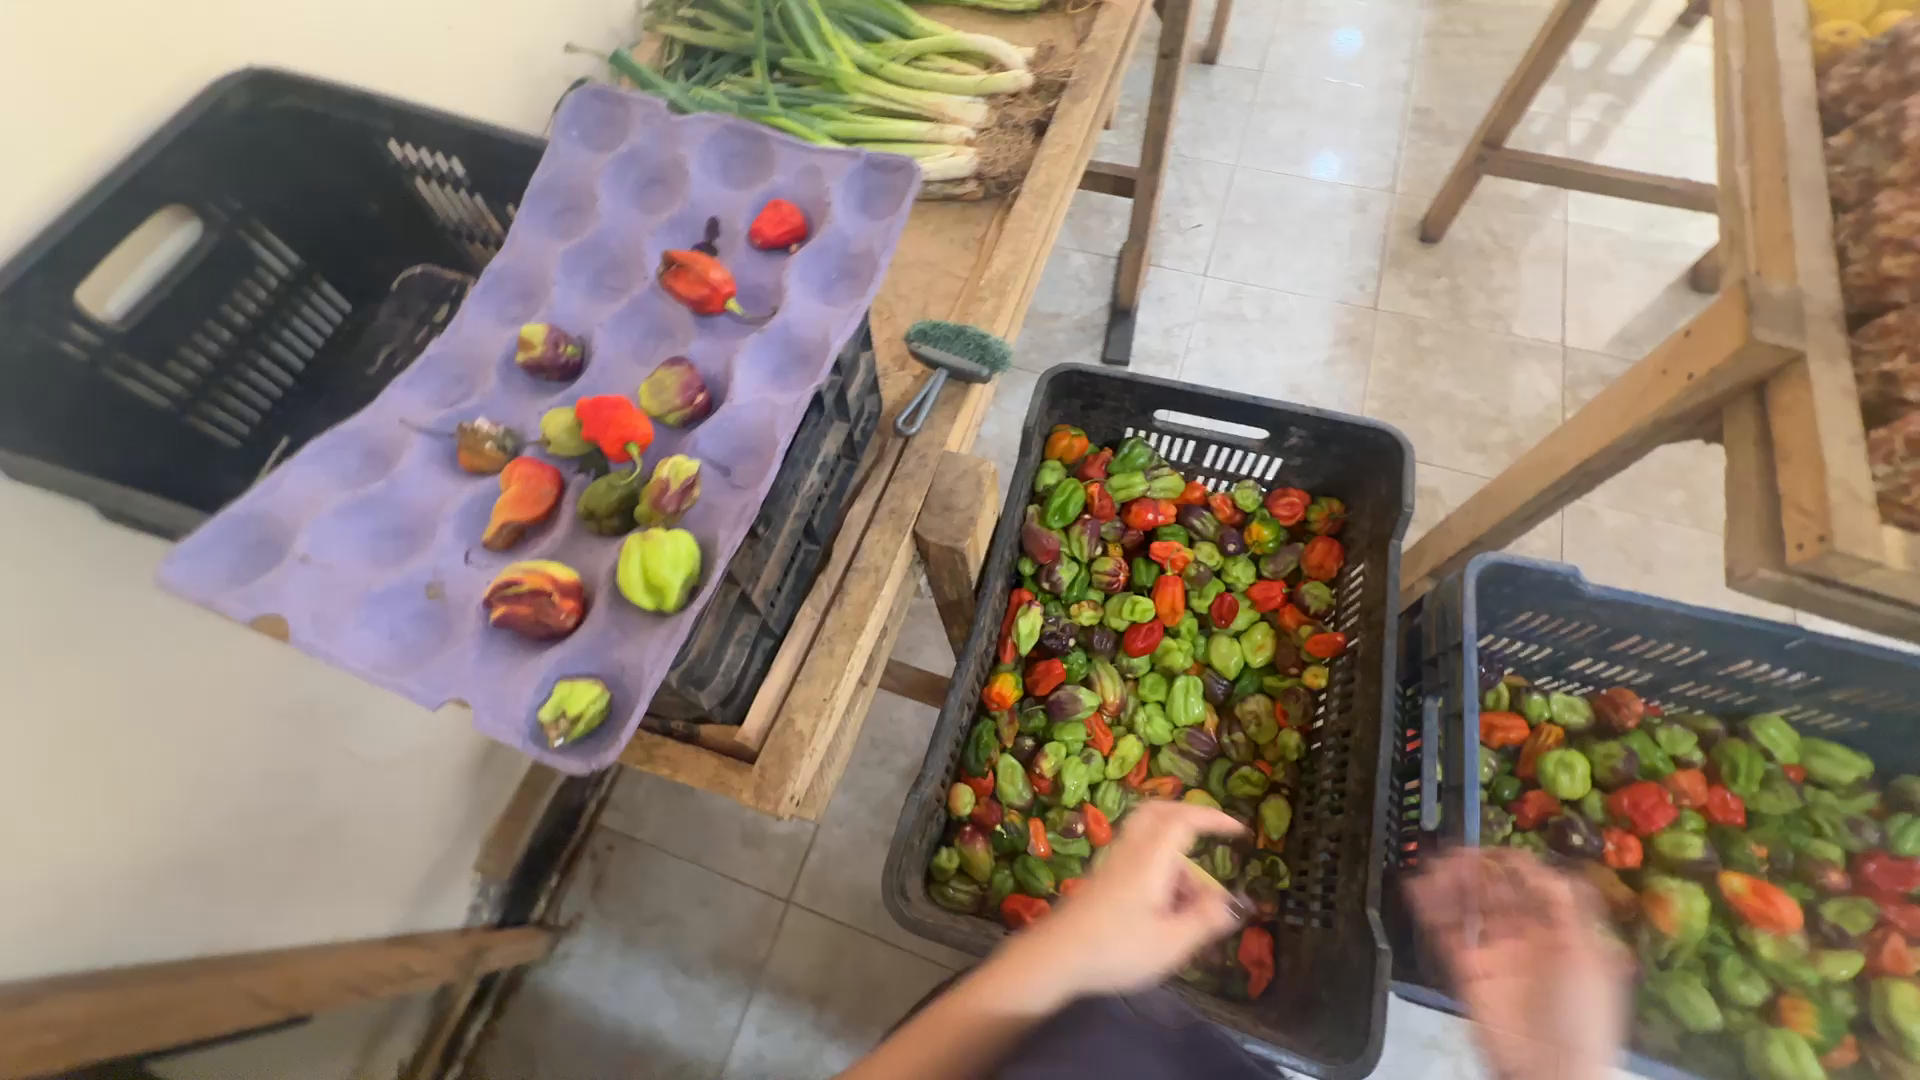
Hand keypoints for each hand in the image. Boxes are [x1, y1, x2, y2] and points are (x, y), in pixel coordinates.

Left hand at [983, 801, 1245, 1009]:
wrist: (1056, 954)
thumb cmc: (1116, 948)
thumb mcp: (1171, 943)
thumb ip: (1204, 920)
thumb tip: (1230, 902)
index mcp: (1150, 858)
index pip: (1183, 820)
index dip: (1212, 818)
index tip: (1238, 829)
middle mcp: (1130, 850)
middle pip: (1158, 812)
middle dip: (1189, 817)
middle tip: (1215, 835)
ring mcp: (1113, 862)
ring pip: (1149, 837)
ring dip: (1177, 855)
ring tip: (1196, 903)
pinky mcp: (1104, 877)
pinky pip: (1139, 856)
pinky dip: (1161, 867)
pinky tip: (1169, 907)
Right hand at [1404, 848, 1631, 1079]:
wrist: (1548, 1069)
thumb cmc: (1580, 1017)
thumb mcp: (1587, 958)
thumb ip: (1565, 910)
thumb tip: (1543, 869)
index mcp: (1560, 934)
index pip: (1534, 887)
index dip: (1514, 866)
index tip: (1493, 851)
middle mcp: (1526, 938)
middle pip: (1496, 891)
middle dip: (1475, 869)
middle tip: (1452, 854)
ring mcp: (1495, 951)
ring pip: (1467, 906)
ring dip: (1447, 883)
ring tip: (1429, 868)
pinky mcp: (1467, 965)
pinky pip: (1444, 929)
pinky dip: (1429, 907)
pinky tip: (1416, 890)